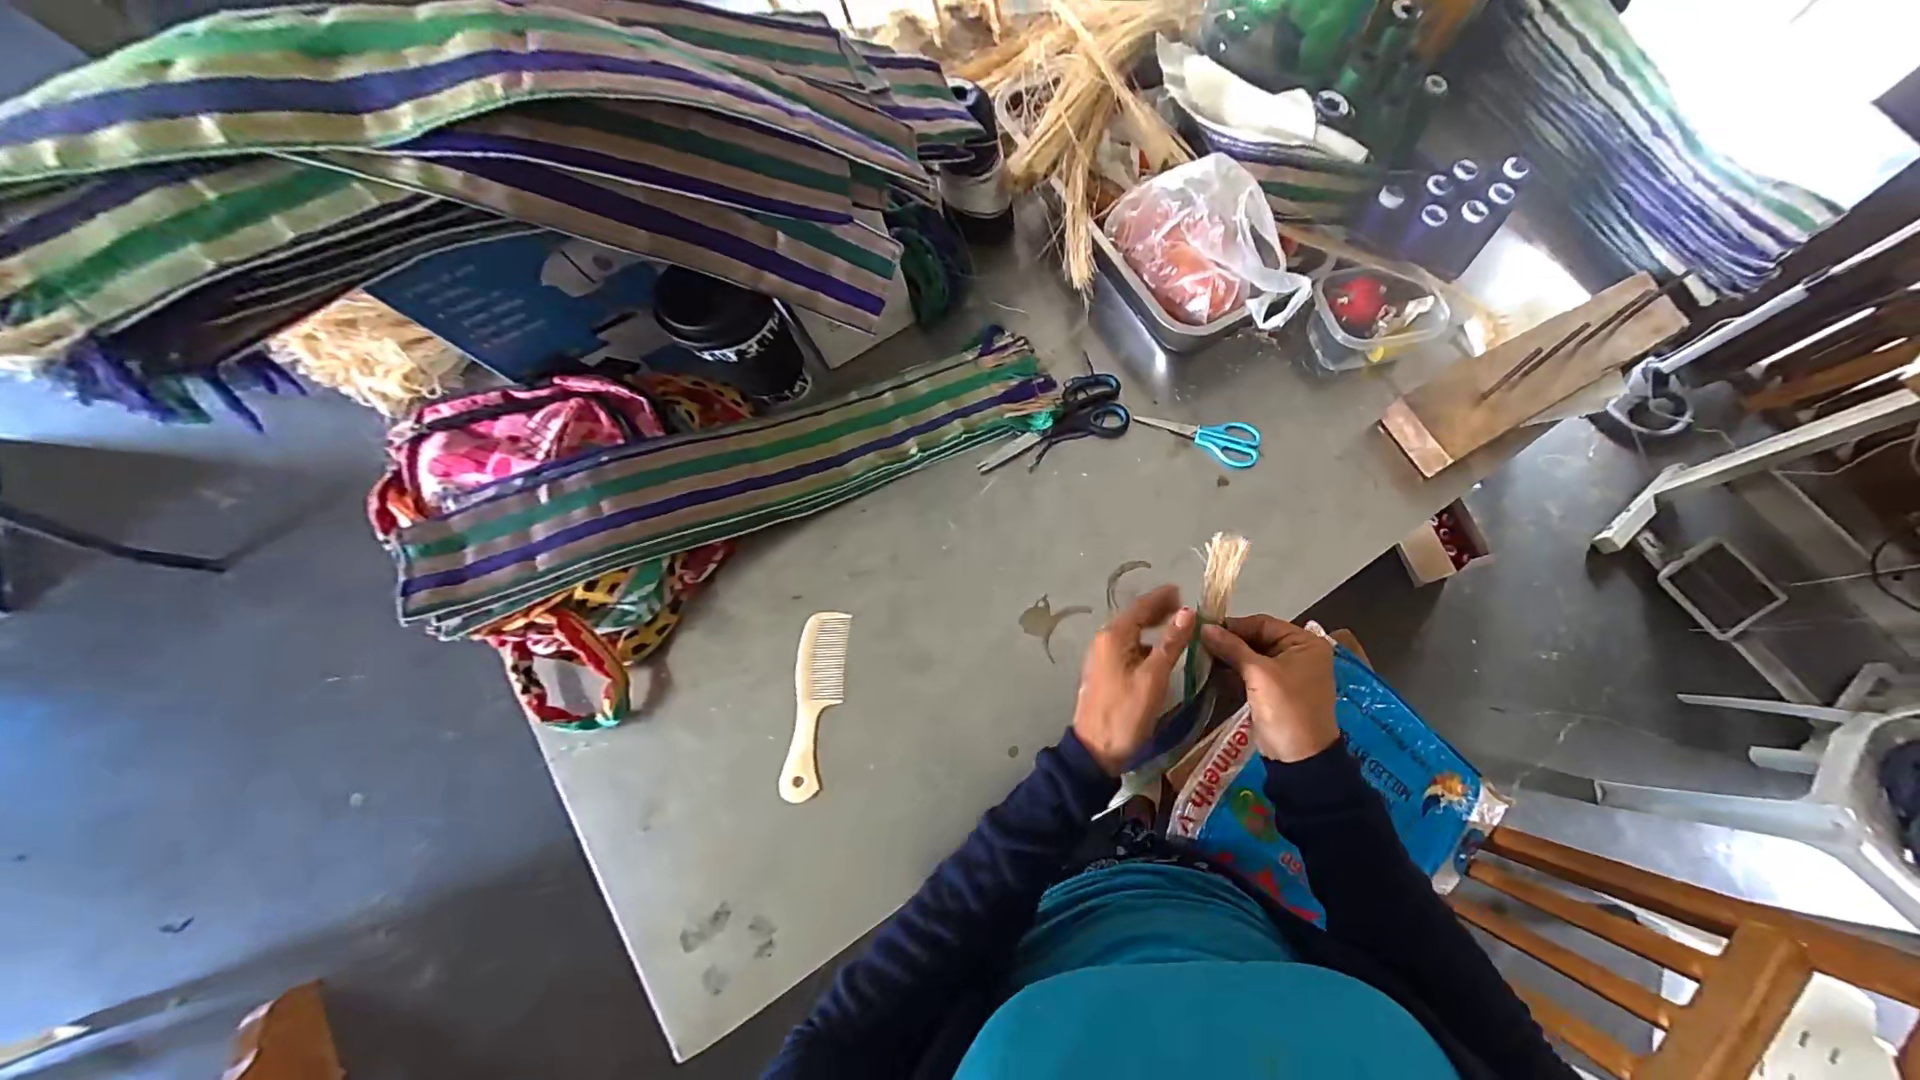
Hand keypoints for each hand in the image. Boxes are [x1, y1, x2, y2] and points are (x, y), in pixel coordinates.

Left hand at [1071, 585, 1195, 775]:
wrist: (1095, 748)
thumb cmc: (1126, 713)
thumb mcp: (1153, 678)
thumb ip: (1170, 643)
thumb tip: (1187, 613)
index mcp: (1113, 637)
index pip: (1140, 608)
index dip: (1161, 598)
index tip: (1181, 590)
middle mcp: (1103, 641)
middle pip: (1133, 618)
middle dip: (1156, 610)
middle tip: (1182, 605)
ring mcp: (1101, 657)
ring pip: (1129, 633)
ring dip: (1151, 626)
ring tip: (1175, 624)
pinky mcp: (1104, 672)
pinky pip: (1126, 647)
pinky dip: (1143, 642)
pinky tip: (1157, 651)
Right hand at [1200, 615, 1337, 762]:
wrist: (1299, 758)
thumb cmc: (1287, 709)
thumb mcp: (1259, 674)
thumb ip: (1231, 647)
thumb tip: (1204, 627)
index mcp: (1304, 643)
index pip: (1262, 623)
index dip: (1233, 625)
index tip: (1203, 628)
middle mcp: (1297, 653)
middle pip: (1255, 638)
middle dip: (1227, 642)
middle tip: (1198, 642)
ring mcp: (1284, 673)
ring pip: (1248, 656)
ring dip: (1226, 656)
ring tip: (1199, 655)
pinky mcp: (1271, 690)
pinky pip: (1248, 673)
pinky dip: (1230, 671)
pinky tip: (1208, 670)